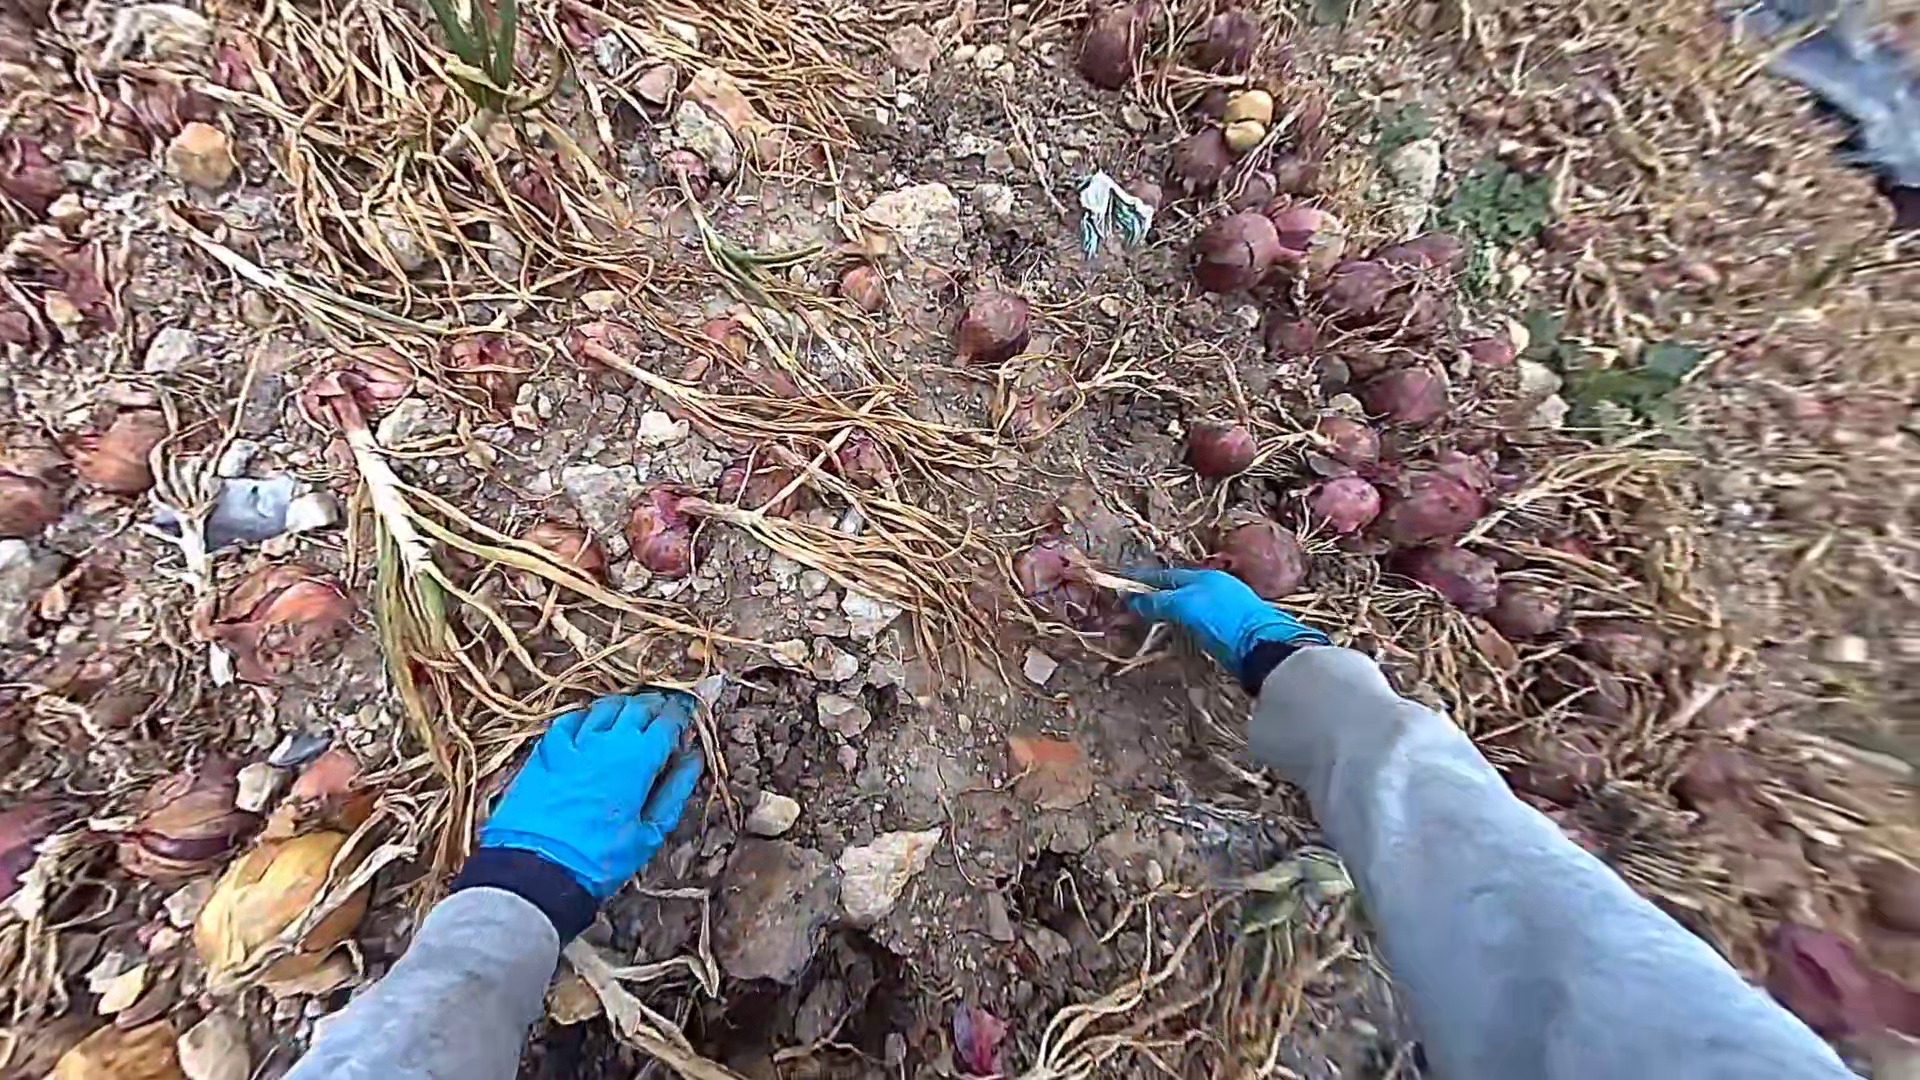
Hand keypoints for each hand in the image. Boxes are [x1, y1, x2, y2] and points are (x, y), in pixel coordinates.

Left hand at [479, 690, 702, 898]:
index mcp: (641, 758)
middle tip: (663, 714)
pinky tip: (589, 725)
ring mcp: (575, 744)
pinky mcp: (546, 754)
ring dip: (624, 707)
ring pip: (605, 707)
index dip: (683, 715)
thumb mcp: (651, 832)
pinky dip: (584, 717)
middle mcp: (610, 742)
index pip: (670, 720)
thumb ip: (677, 790)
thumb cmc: (599, 859)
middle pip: (640, 706)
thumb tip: (694, 759)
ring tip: (629, 715)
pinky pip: (568, 721)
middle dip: (657, 706)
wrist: (532, 875)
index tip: (687, 719)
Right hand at [1126, 568, 1329, 673]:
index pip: (1165, 576)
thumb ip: (1158, 601)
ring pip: (1183, 607)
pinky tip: (1170, 632)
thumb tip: (1131, 598)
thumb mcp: (1186, 606)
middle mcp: (1213, 589)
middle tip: (1128, 609)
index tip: (1122, 586)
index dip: (1143, 581)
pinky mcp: (1225, 630)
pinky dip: (1177, 625)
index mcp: (1204, 577)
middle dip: (1150, 597)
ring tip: (1143, 622)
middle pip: (1174, 590)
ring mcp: (1220, 609)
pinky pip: (1193, 623)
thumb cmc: (1224, 620)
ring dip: (1162, 613)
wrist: (1265, 649)